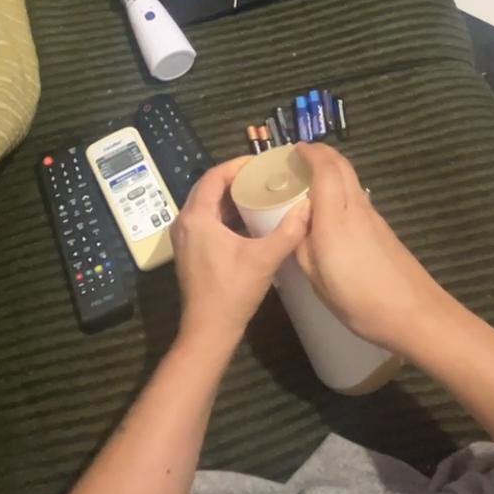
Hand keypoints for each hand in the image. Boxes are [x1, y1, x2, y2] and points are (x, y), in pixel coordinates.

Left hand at [170, 157, 309, 352]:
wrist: (209, 330)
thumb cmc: (232, 292)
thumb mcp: (264, 259)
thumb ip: (288, 232)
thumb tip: (308, 207)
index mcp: (197, 217)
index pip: (214, 176)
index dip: (237, 165)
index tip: (261, 162)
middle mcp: (185, 222)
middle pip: (208, 187)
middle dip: (234, 177)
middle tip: (262, 174)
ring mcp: (185, 237)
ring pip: (206, 203)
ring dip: (229, 195)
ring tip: (258, 190)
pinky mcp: (190, 249)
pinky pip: (206, 218)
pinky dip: (224, 212)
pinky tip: (248, 216)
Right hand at [292, 144, 457, 354]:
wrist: (414, 313)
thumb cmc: (359, 298)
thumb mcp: (315, 277)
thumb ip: (301, 244)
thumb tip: (296, 223)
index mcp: (335, 216)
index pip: (326, 168)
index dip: (310, 153)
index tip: (294, 150)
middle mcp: (356, 207)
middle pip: (342, 165)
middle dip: (321, 154)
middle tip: (299, 159)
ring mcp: (373, 216)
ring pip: (351, 179)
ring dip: (332, 170)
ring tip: (310, 182)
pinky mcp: (382, 228)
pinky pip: (357, 196)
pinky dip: (340, 189)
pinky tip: (330, 210)